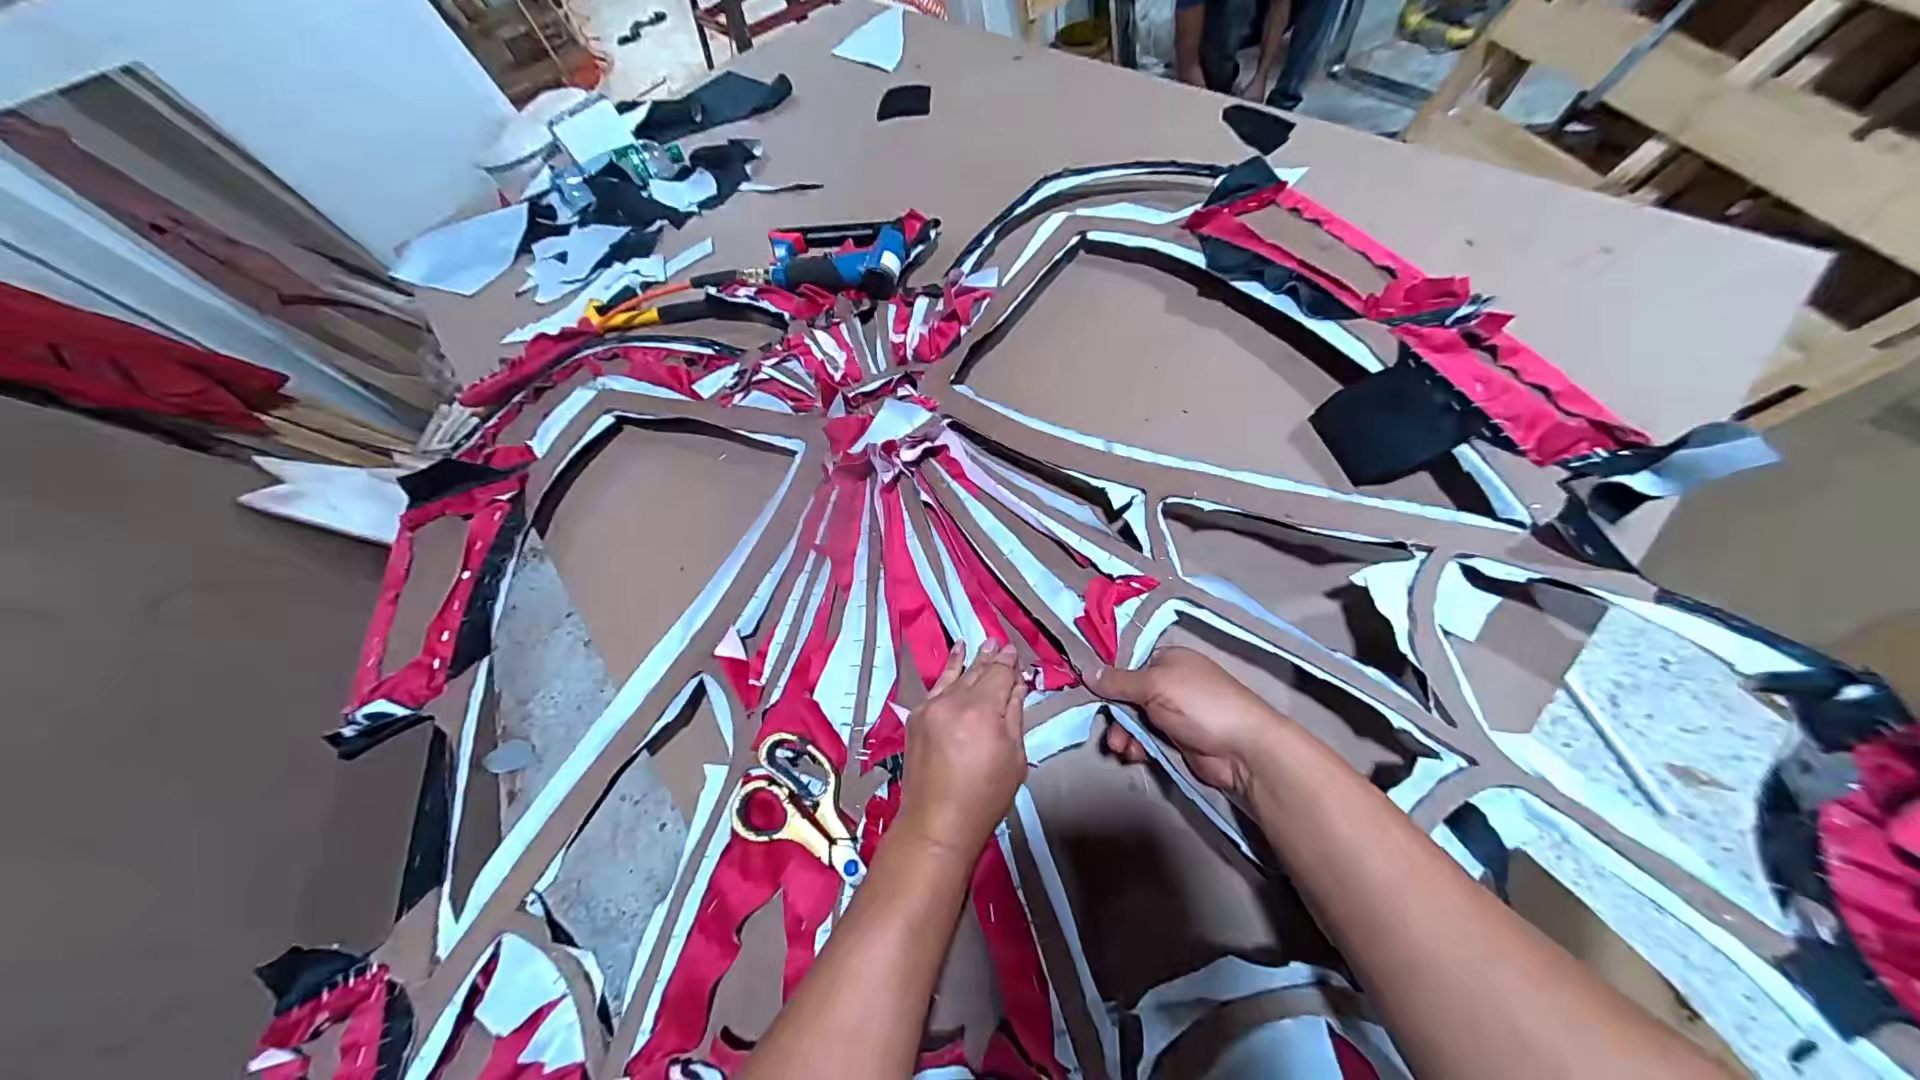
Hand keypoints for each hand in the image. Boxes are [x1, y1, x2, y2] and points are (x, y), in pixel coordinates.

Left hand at [897, 642, 1027, 857]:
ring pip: (957, 676)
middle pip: (978, 672)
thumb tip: (1017, 686)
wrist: (936, 823)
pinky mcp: (917, 717)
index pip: (1000, 675)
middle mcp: (954, 702)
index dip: (1009, 663)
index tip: (1015, 652)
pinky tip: (956, 656)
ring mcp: (931, 707)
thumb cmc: (984, 797)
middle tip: (1001, 643)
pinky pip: (938, 687)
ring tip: (983, 643)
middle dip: (992, 658)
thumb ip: (1014, 715)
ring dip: (971, 659)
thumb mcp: (1014, 758)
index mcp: (982, 711)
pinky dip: (948, 671)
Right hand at [1088, 646, 1283, 799]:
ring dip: (1124, 733)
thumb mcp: (1154, 685)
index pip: (1128, 662)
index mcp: (1167, 659)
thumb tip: (1087, 670)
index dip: (1108, 677)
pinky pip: (1146, 737)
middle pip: (1127, 694)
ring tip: (1121, 748)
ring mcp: (1174, 711)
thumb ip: (1119, 681)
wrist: (1244, 750)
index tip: (1089, 691)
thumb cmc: (1200, 705)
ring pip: (1134, 719)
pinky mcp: (1177, 738)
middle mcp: (1170, 682)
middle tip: (1110, 732)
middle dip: (1115, 714)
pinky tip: (1135, 754)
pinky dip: (1137, 745)